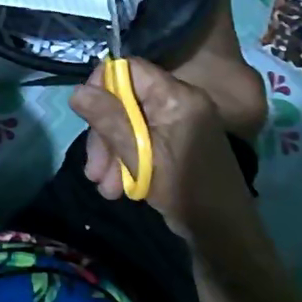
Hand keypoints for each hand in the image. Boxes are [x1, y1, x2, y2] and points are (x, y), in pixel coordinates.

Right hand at [70, 58, 252, 237]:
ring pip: (132, 123)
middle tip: (93, 169)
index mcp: (176, 96)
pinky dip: (128, 159)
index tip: (87, 114)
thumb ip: (109, 120)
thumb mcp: (141, 155)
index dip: (104, 86)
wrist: (223, 232)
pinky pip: (144, 138)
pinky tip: (116, 186)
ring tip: (103, 186)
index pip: (131, 69)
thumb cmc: (185, 189)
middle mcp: (179, 102)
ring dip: (112, 152)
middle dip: (105, 133)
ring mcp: (179, 123)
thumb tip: (77, 91)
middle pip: (127, 100)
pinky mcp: (177, 142)